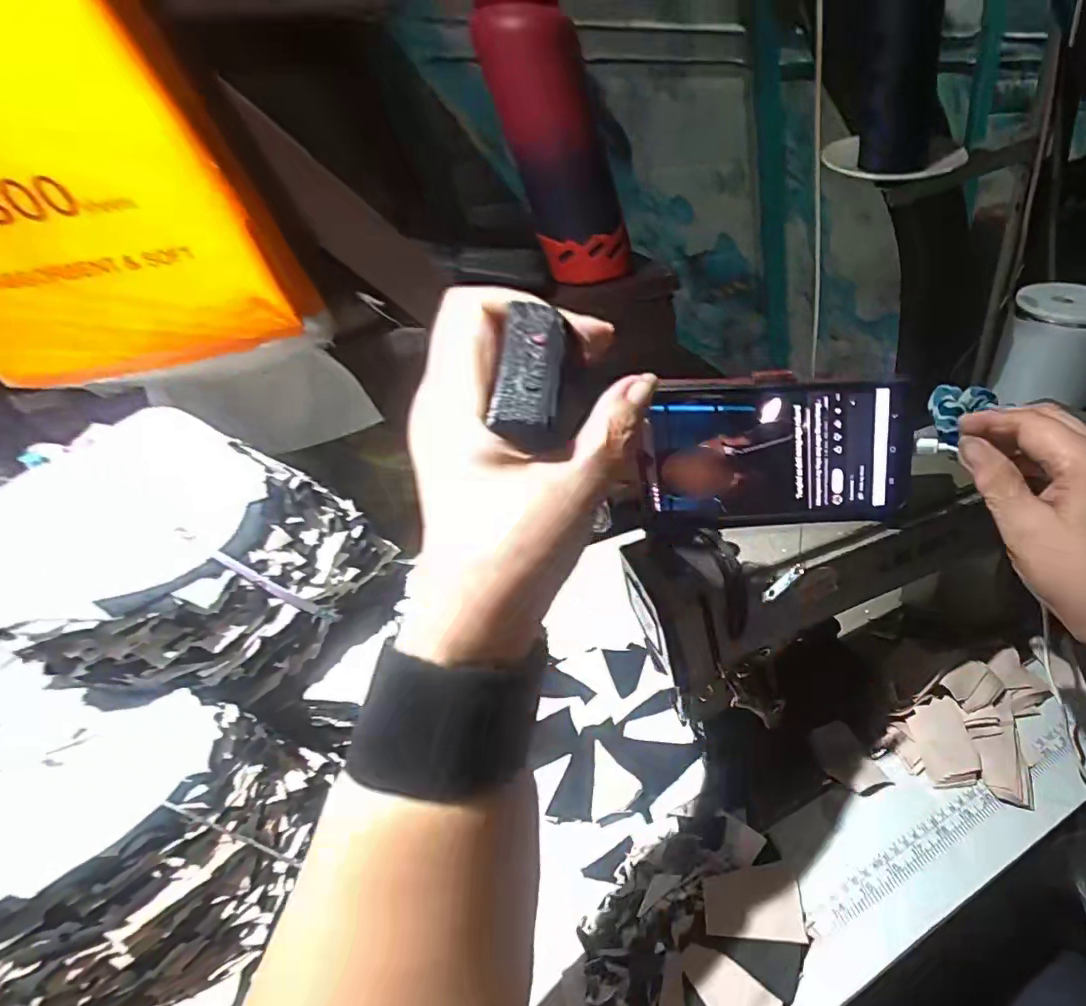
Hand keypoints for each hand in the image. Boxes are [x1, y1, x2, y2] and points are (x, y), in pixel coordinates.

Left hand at [396, 288, 652, 665]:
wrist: (475, 619)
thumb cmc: (513, 557)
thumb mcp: (574, 490)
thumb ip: (612, 430)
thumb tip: (644, 381)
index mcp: (455, 406)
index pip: (471, 308)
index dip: (531, 307)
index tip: (587, 342)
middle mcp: (441, 407)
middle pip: (483, 329)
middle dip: (547, 332)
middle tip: (600, 360)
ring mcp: (449, 430)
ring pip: (492, 363)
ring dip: (546, 363)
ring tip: (595, 386)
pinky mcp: (465, 452)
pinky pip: (497, 397)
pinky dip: (538, 392)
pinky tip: (574, 420)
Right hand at [957, 405, 1085, 643]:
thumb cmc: (1070, 572)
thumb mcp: (1023, 526)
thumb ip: (995, 479)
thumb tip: (969, 445)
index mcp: (1084, 459)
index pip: (1031, 422)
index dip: (990, 420)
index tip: (956, 426)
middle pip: (1047, 419)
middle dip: (1004, 422)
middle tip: (966, 433)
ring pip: (1055, 436)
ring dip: (1017, 438)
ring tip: (980, 449)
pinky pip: (1061, 457)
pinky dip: (1031, 456)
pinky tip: (1006, 469)